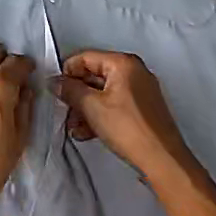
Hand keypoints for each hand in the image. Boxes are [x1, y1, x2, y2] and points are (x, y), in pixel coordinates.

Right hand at [54, 50, 192, 180]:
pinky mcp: (142, 108)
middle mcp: (134, 71)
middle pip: (95, 74)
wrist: (160, 158)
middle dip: (76, 93)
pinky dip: (100, 114)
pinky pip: (115, 104)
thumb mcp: (92, 107)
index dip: (67, 72)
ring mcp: (140, 89)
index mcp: (123, 63)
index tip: (55, 88)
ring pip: (104, 91)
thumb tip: (57, 83)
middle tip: (63, 109)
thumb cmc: (130, 129)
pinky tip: (87, 132)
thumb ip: (71, 91)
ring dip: (86, 107)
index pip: (87, 57)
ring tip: (73, 126)